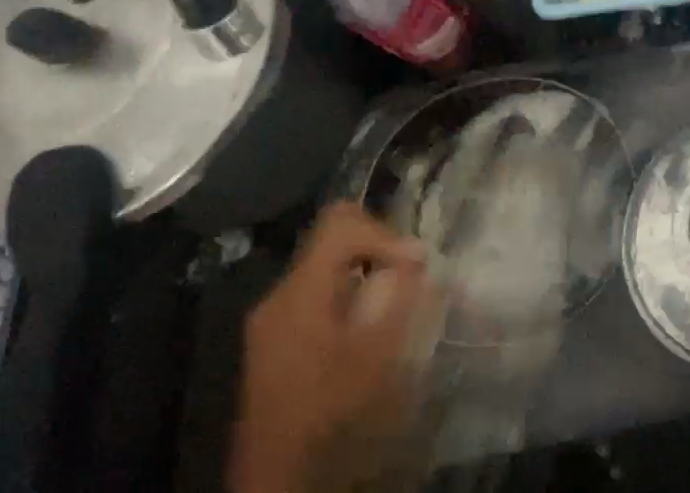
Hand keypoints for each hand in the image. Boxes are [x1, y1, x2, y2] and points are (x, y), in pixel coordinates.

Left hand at [229, 203, 431, 492]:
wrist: (277, 480)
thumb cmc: (331, 414)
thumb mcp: (378, 356)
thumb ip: (401, 297)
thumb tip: (416, 255)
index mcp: (299, 292)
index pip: (341, 223)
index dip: (384, 233)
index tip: (417, 265)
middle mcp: (279, 296)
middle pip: (333, 241)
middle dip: (380, 252)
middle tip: (414, 281)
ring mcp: (273, 319)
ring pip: (329, 268)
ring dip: (369, 276)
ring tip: (400, 304)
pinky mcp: (277, 339)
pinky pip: (320, 295)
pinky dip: (352, 297)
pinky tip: (372, 330)